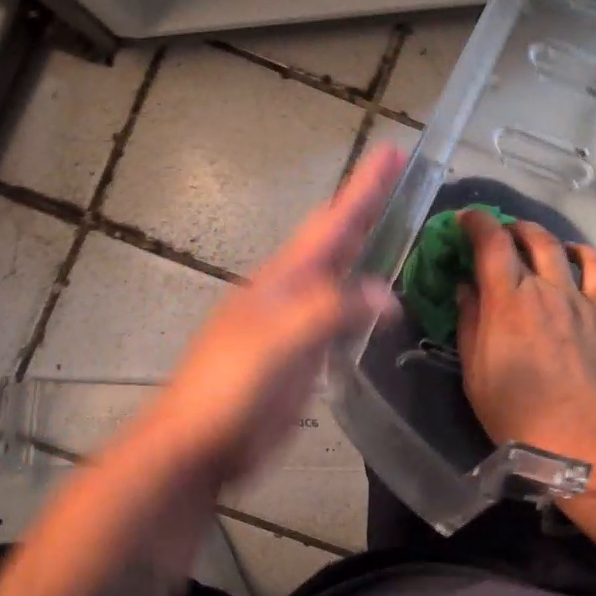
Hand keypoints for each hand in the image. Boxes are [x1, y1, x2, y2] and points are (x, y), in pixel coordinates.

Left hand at [125, 146, 403, 488]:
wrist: (196, 443)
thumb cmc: (229, 387)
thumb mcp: (279, 341)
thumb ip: (331, 312)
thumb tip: (388, 296)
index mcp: (284, 279)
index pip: (331, 224)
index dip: (362, 189)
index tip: (390, 152)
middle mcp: (294, 292)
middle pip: (337, 239)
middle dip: (367, 205)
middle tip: (399, 173)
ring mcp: (298, 324)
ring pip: (342, 275)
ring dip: (368, 246)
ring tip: (396, 224)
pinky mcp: (305, 356)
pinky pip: (344, 316)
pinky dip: (366, 299)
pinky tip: (381, 302)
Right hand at [454, 209, 595, 456]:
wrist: (577, 437)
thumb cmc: (514, 411)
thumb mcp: (475, 370)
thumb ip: (470, 321)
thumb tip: (467, 287)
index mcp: (507, 300)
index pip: (491, 242)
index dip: (477, 222)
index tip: (464, 220)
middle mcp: (544, 288)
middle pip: (527, 237)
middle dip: (507, 227)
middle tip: (493, 235)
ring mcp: (577, 298)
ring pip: (558, 247)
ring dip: (538, 235)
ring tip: (525, 240)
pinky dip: (582, 253)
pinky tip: (571, 255)